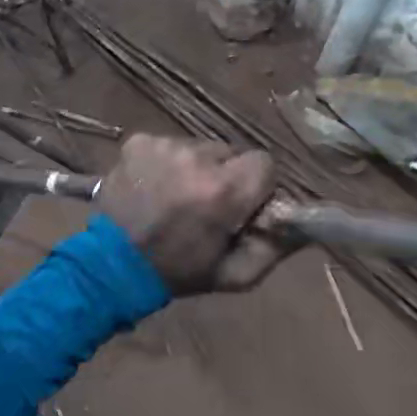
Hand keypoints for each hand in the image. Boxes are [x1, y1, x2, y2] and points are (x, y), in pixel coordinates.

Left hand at [95, 135, 281, 294]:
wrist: (111, 261)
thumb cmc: (178, 270)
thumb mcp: (236, 273)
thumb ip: (276, 246)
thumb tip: (305, 223)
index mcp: (224, 189)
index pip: (264, 163)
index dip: (256, 185)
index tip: (241, 204)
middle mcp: (195, 158)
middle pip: (229, 153)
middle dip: (223, 175)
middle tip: (203, 203)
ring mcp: (162, 146)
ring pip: (196, 147)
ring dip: (192, 167)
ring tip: (172, 195)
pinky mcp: (137, 142)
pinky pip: (166, 144)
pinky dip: (164, 161)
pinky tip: (152, 185)